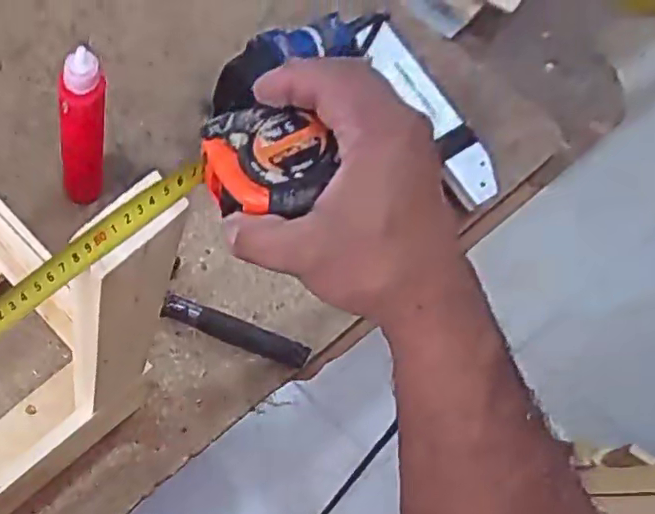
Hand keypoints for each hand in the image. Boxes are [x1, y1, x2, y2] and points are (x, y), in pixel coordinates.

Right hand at [223, 58, 467, 327]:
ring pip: (366, 102)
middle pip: (352, 82)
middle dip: (308, 87)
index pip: (333, 81)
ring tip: (290, 127)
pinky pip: (374, 126)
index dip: (292, 79)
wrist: (424, 293)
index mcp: (377, 135)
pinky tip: (319, 156)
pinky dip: (342, 127)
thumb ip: (258, 237)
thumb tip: (230, 227)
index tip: (259, 91)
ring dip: (326, 107)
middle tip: (270, 104)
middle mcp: (401, 127)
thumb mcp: (302, 253)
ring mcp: (412, 145)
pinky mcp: (412, 165)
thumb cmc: (371, 266)